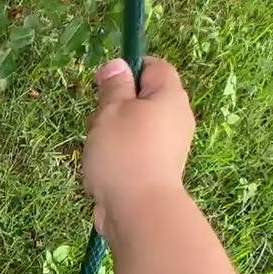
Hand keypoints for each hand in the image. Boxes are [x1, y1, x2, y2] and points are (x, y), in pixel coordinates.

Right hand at [82, 56, 195, 231]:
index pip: (153, 67)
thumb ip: (113, 87)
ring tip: (97, 153)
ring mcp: (169, 146)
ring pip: (137, 128)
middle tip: (96, 125)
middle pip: (144, 99)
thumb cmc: (123, 154)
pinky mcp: (158, 170)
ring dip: (114, 136)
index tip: (103, 87)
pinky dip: (119, 157)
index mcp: (169, 96)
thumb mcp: (111, 112)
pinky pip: (136, 152)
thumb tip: (116, 64)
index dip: (128, 71)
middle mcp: (176, 117)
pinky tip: (104, 171)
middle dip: (116, 108)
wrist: (138, 208)